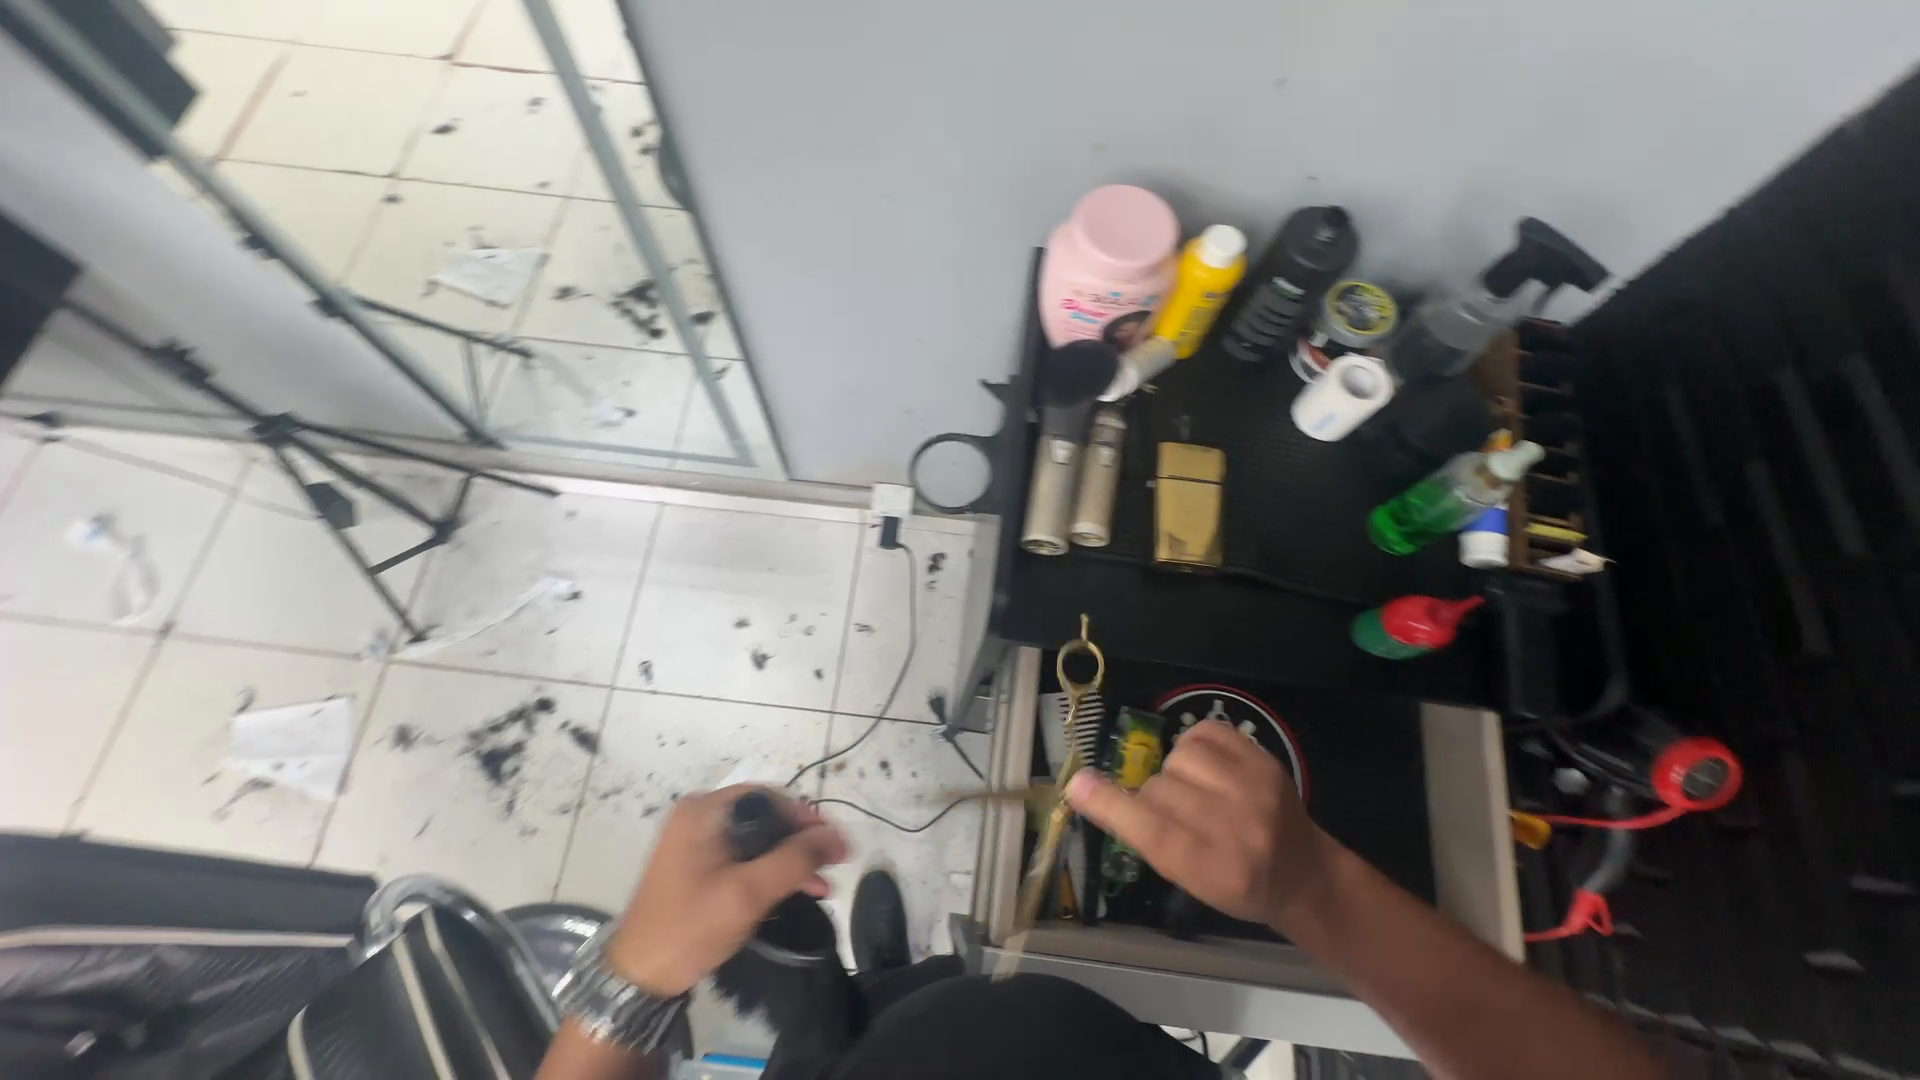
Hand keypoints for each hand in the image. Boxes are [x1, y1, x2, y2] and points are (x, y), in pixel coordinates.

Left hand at [606, 785, 846, 996]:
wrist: (637, 979)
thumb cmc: (689, 928)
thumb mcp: (748, 892)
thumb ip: (794, 859)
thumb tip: (836, 835)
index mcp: (704, 811)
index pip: (769, 797)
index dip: (805, 818)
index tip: (834, 844)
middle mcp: (699, 816)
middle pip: (765, 817)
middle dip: (801, 843)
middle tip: (833, 866)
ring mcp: (696, 841)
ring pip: (757, 840)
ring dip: (790, 860)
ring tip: (821, 887)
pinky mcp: (698, 865)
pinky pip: (744, 856)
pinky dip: (769, 871)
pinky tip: (794, 891)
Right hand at [1066, 718, 1333, 925]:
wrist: (1303, 874)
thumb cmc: (1236, 885)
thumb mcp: (1186, 878)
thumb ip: (1142, 834)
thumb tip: (1085, 789)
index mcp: (1211, 869)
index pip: (1150, 830)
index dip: (1110, 805)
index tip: (1078, 786)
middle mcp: (1235, 827)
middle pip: (1158, 789)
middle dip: (1154, 798)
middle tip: (1177, 817)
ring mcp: (1254, 789)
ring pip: (1178, 756)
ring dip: (1175, 770)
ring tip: (1194, 790)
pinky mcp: (1265, 761)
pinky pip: (1205, 732)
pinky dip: (1196, 745)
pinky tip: (1207, 767)